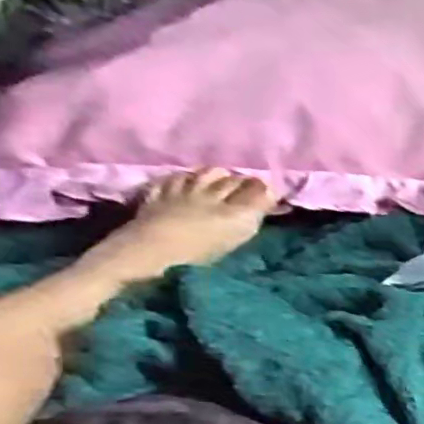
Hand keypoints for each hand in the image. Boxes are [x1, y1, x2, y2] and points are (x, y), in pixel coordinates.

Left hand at [94, 169, 277, 279]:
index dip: (267, 189)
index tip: (272, 195)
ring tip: (222, 182)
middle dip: (245, 181)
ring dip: (218, 175)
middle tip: (251, 188)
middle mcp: (212, 193)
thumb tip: (270, 200)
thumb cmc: (203, 251)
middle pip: (233, 178)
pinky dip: (188, 177)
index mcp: (236, 208)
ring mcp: (184, 189)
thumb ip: (255, 214)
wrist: (150, 250)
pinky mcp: (162, 190)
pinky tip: (190, 182)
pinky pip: (178, 177)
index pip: (259, 189)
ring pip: (207, 173)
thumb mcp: (240, 235)